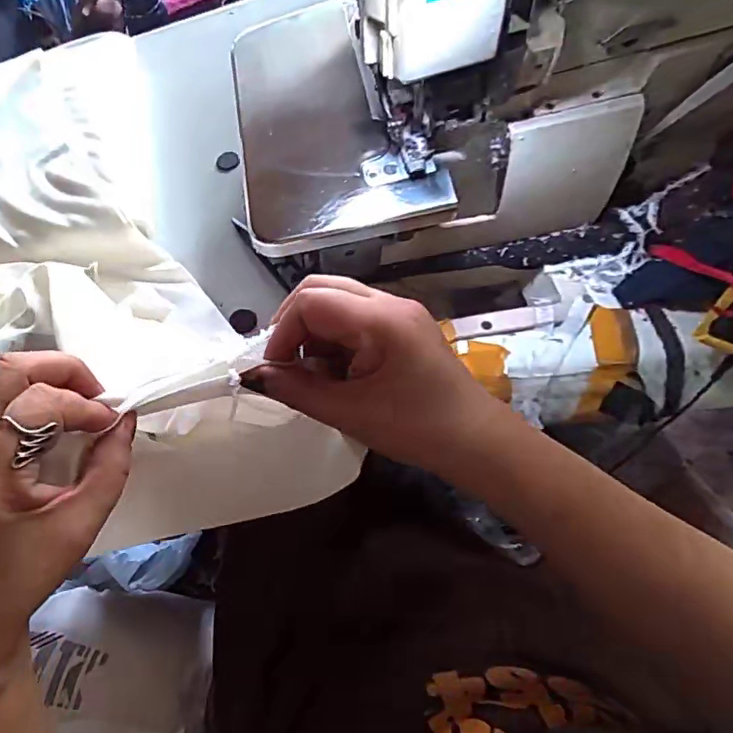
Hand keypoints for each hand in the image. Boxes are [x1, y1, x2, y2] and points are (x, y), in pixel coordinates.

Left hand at [0, 352, 135, 687]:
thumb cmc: (26, 576)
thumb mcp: (79, 525)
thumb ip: (109, 468)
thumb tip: (124, 421)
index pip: (36, 405)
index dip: (82, 406)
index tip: (112, 423)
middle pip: (4, 373)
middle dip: (58, 369)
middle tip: (97, 390)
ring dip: (41, 383)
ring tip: (80, 403)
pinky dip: (26, 404)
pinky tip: (55, 424)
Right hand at [245, 276, 516, 473]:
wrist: (477, 443)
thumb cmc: (418, 429)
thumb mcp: (348, 413)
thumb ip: (295, 390)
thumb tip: (255, 375)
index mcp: (380, 319)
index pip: (309, 302)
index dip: (282, 333)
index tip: (276, 370)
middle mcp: (389, 304)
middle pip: (320, 289)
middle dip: (291, 325)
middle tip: (285, 364)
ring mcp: (398, 312)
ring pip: (334, 301)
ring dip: (311, 333)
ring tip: (313, 374)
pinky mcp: (401, 327)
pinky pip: (352, 318)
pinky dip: (331, 340)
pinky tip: (336, 373)